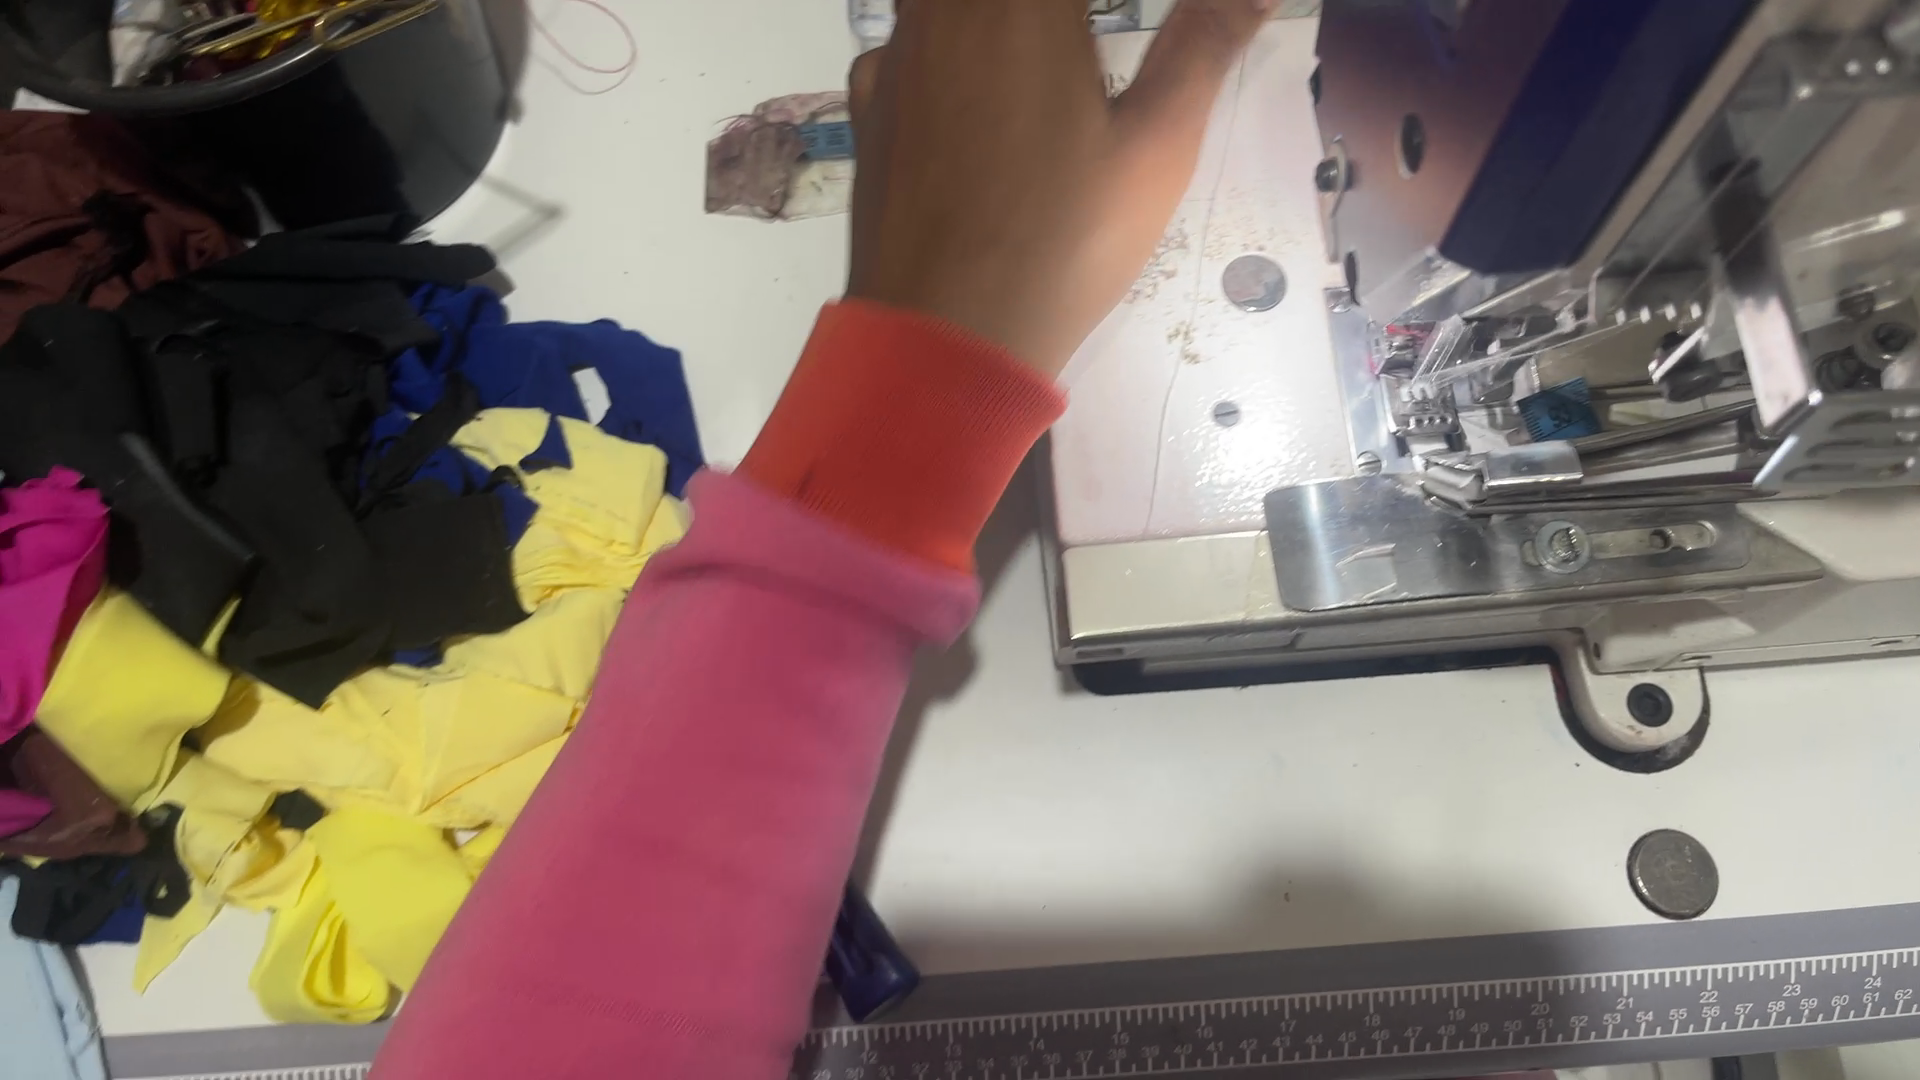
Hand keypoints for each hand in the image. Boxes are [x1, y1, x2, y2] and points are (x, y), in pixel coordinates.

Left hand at [847, 0, 1273, 378]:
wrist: (949, 342)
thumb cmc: (1063, 246)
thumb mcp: (1156, 149)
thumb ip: (1203, 44)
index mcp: (1021, 0)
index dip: (1089, 22)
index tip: (1101, 56)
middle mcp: (943, 7)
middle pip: (1002, 3)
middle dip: (1044, 26)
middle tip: (1074, 55)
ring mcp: (892, 61)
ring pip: (939, 4)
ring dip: (990, 26)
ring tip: (1030, 72)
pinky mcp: (865, 117)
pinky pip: (903, 54)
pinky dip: (940, 60)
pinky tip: (966, 115)